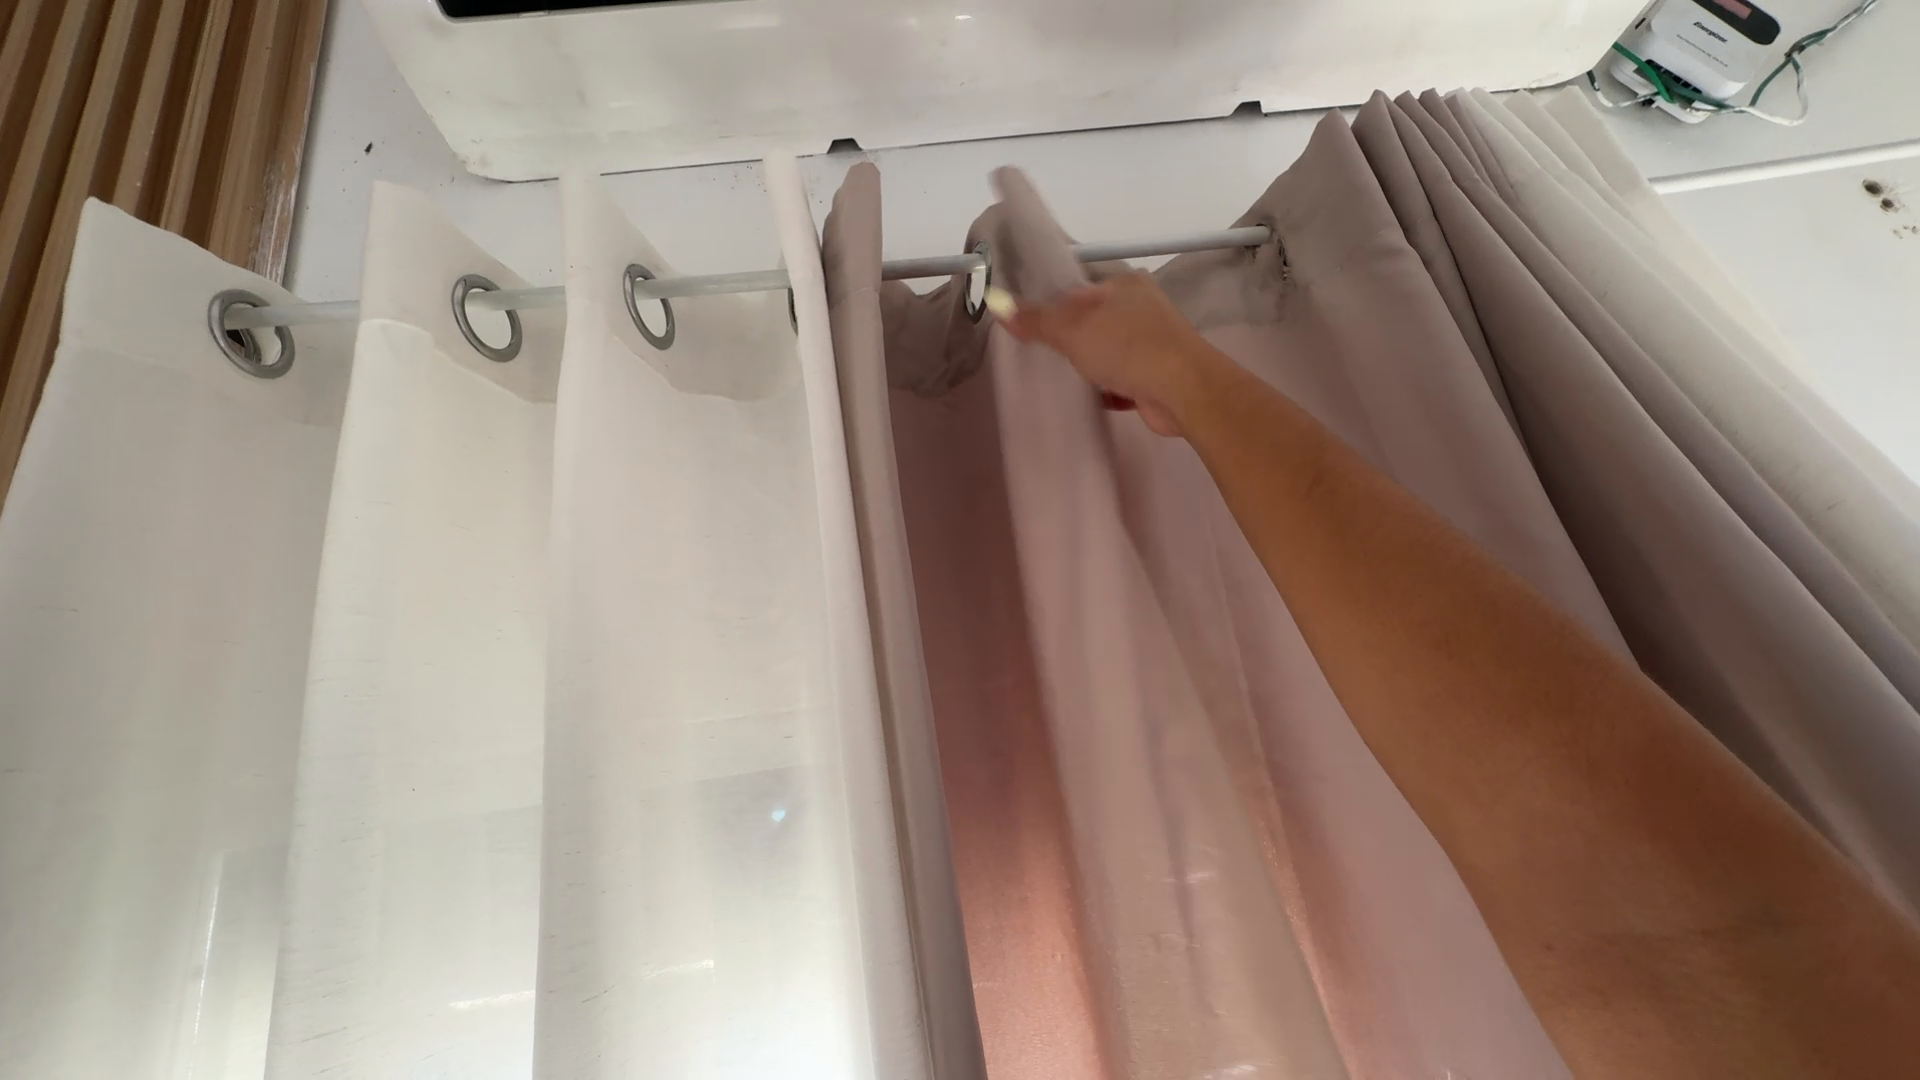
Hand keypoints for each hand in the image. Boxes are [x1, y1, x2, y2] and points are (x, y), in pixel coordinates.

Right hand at [998, 273, 1219, 437]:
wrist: (1183, 391)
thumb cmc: (1127, 348)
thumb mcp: (1072, 329)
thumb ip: (1036, 320)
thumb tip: (998, 304)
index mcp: (1125, 284)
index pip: (1078, 290)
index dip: (1051, 307)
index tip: (1028, 329)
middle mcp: (1142, 308)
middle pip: (1092, 322)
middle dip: (1069, 341)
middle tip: (1041, 357)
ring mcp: (1152, 343)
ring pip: (1107, 352)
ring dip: (1088, 366)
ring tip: (1061, 379)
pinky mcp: (1156, 376)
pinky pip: (1120, 381)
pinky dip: (1105, 389)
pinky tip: (1088, 398)